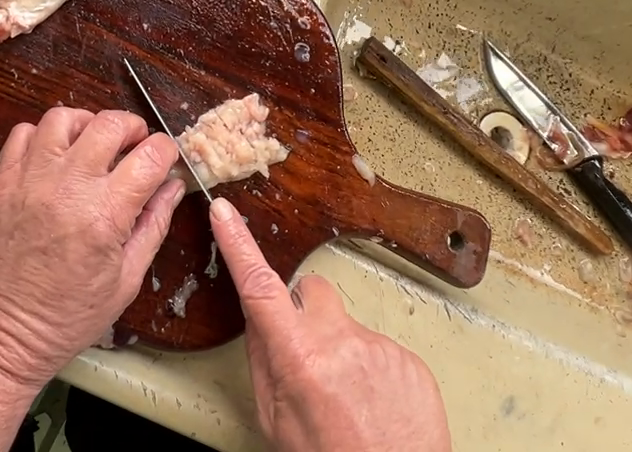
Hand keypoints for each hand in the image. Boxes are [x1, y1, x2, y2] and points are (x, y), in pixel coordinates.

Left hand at [0, 107, 182, 389]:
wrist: (3, 336)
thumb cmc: (69, 317)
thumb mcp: (127, 280)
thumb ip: (154, 225)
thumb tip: (173, 186)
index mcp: (105, 214)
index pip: (150, 155)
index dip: (166, 150)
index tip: (165, 158)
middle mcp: (68, 187)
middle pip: (109, 124)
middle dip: (132, 127)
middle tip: (133, 144)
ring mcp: (30, 180)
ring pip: (63, 118)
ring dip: (86, 124)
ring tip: (92, 144)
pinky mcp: (1, 182)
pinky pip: (23, 134)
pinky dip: (43, 136)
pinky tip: (54, 157)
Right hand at [210, 197, 451, 451]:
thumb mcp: (275, 420)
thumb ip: (264, 360)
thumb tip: (260, 319)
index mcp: (299, 356)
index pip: (258, 285)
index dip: (237, 244)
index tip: (223, 212)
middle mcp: (340, 341)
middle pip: (311, 292)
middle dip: (303, 311)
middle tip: (308, 355)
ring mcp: (379, 346)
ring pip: (346, 325)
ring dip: (341, 350)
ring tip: (348, 399)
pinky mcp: (408, 358)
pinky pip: (378, 347)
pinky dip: (371, 369)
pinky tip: (373, 404)